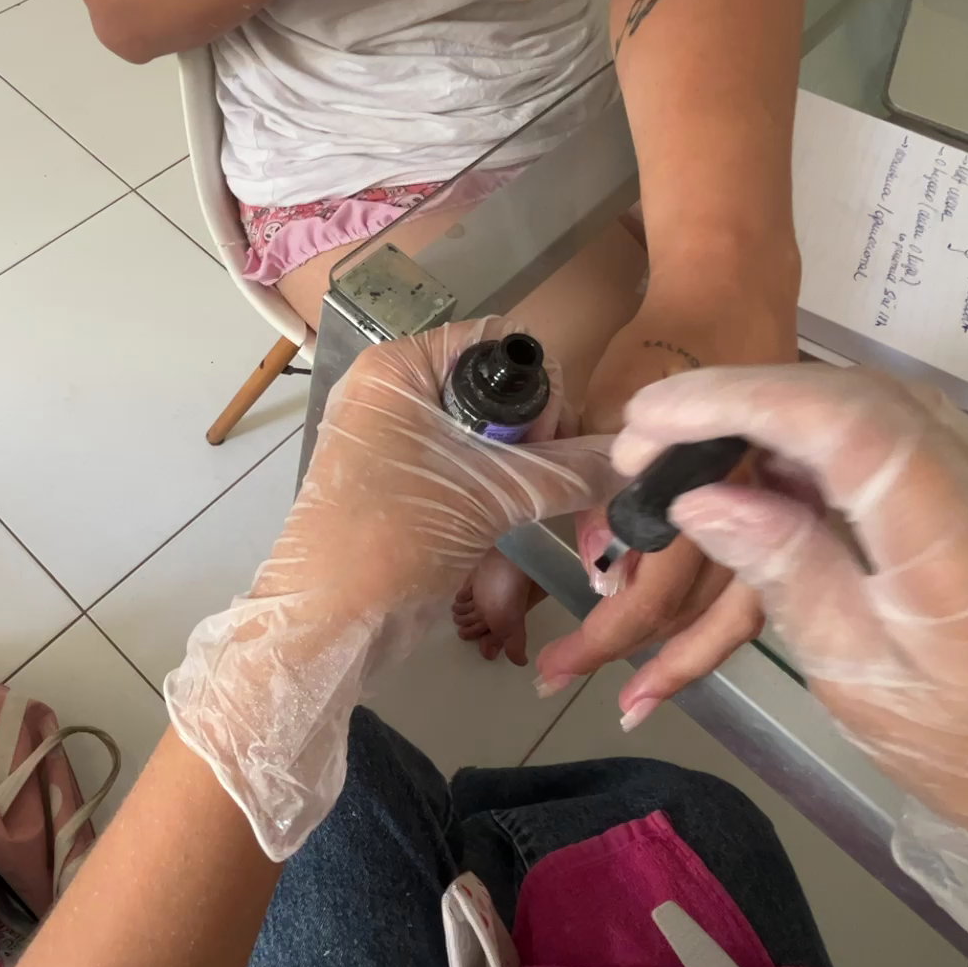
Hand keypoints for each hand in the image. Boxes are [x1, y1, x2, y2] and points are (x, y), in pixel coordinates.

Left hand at [166, 319, 618, 858]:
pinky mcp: (402, 478)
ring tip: (535, 505)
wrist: (331, 622)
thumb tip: (636, 459)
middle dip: (534, 436)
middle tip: (550, 482)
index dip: (537, 389)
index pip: (496, 344)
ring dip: (520, 469)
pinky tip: (513, 515)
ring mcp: (394, 436)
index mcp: (397, 369)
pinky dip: (496, 488)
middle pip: (494, 390)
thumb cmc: (395, 539)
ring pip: (485, 433)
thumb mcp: (487, 496)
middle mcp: (392, 391)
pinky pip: (466, 465)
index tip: (552, 443)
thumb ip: (568, 470)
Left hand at [534, 284, 797, 721]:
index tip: (562, 667)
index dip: (609, 633)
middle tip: (597, 701)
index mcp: (716, 484)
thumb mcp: (614, 411)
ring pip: (735, 610)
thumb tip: (600, 565)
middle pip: (705, 612)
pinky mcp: (781, 510)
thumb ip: (599, 483)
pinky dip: (708, 618)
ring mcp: (782, 511)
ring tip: (638, 700)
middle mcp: (760, 509)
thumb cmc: (660, 348)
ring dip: (684, 658)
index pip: (659, 585)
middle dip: (645, 662)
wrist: (731, 299)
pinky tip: (675, 646)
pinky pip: (746, 579)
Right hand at [620, 363, 967, 966]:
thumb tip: (697, 498)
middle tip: (641, 431)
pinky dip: (794, 427)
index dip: (741, 405)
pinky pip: (876, 427)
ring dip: (760, 405)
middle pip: (854, 395)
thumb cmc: (960, 744)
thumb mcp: (851, 671)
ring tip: (678, 439)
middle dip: (733, 397)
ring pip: (864, 399)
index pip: (853, 430)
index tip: (647, 419)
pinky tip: (747, 456)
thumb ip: (784, 570)